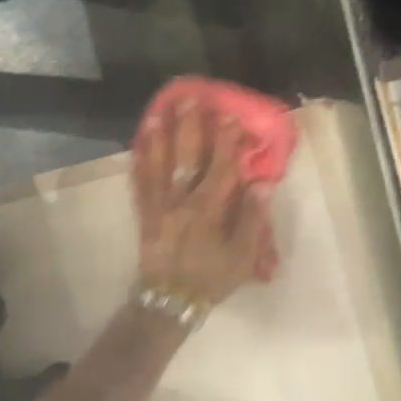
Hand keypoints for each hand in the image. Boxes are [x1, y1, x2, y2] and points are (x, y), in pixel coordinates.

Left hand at [132, 97, 278, 307]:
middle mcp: (181, 201)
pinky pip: (140, 181)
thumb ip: (251, 219)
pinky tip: (141, 142)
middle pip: (187, 158)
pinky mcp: (144, 214)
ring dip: (161, 135)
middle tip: (193, 99)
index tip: (232, 117)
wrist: (170, 301)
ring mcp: (158, 206)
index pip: (222, 168)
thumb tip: (260, 184)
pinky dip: (140, 159)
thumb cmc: (212, 277)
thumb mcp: (242, 255)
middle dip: (191, 127)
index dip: (228, 142)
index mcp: (208, 210)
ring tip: (161, 110)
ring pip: (158, 164)